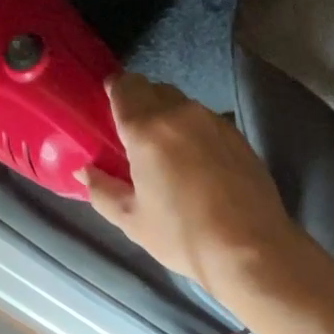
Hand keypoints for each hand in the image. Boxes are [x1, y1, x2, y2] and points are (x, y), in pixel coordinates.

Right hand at [82, 74, 309, 296]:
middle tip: (136, 142)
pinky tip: (198, 169)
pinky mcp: (239, 137)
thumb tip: (85, 171)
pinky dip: (195, 135)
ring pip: (183, 107)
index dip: (115, 94)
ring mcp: (215, 122)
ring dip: (170, 121)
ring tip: (168, 158)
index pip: (125, 86)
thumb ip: (103, 190)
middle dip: (141, 107)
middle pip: (154, 91)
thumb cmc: (182, 236)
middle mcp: (182, 114)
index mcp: (147, 129)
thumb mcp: (133, 221)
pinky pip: (207, 124)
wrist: (248, 247)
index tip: (111, 113)